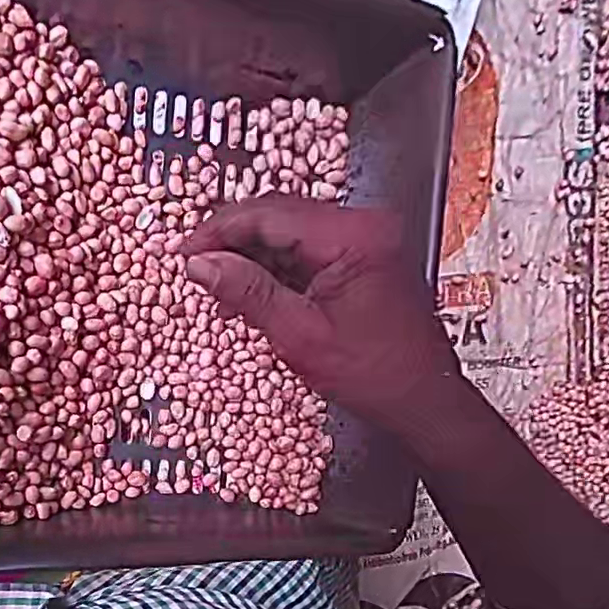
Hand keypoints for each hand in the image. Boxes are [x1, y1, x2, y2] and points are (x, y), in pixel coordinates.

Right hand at [183, 198, 458, 431]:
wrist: (421, 395)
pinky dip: (273, 269)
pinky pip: (305, 251)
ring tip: (218, 288)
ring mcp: (364, 239)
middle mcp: (363, 225)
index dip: (219, 230)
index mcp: (352, 237)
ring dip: (250, 256)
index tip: (186, 251)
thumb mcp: (298, 335)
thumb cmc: (371, 373)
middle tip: (195, 266)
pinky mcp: (361, 256)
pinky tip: (250, 293)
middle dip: (231, 241)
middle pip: (278, 215)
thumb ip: (247, 292)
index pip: (269, 214)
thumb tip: (201, 264)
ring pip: (288, 232)